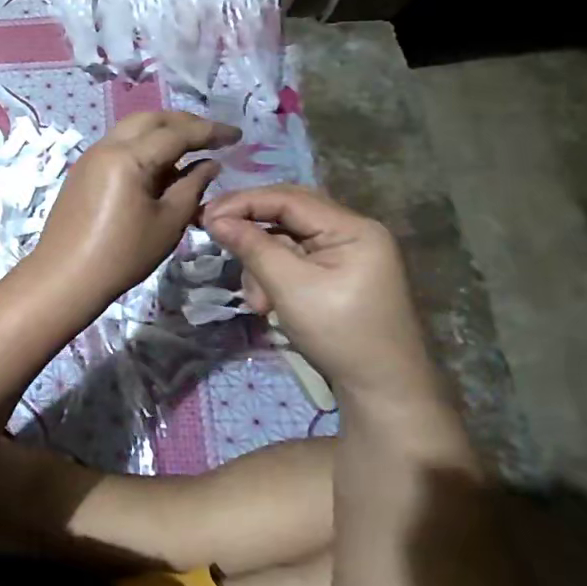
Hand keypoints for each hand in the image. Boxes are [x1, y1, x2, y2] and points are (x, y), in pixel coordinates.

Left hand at [36, 111, 238, 300]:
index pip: (176, 132)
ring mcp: (88, 159)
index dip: (210, 131)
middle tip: (213, 136)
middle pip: (149, 120)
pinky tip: (160, 168)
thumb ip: (193, 186)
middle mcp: (104, 148)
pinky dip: (141, 147)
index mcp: (126, 157)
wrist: (65, 274)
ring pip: (130, 130)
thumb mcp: (169, 222)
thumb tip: (209, 164)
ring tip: (190, 151)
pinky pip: (116, 147)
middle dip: (183, 123)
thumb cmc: (122, 253)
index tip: (238, 136)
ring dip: (161, 133)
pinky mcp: (81, 173)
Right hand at [202, 185, 433, 401]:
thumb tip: (214, 218)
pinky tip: (266, 302)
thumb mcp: (289, 286)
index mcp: (353, 229)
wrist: (382, 387)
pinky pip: (292, 259)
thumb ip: (252, 246)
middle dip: (248, 228)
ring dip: (259, 261)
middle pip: (286, 213)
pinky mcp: (334, 273)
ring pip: (284, 238)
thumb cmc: (340, 332)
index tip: (204, 217)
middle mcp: (352, 232)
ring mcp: (344, 254)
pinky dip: (271, 274)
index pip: (288, 198)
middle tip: (212, 234)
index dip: (243, 202)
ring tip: (256, 299)